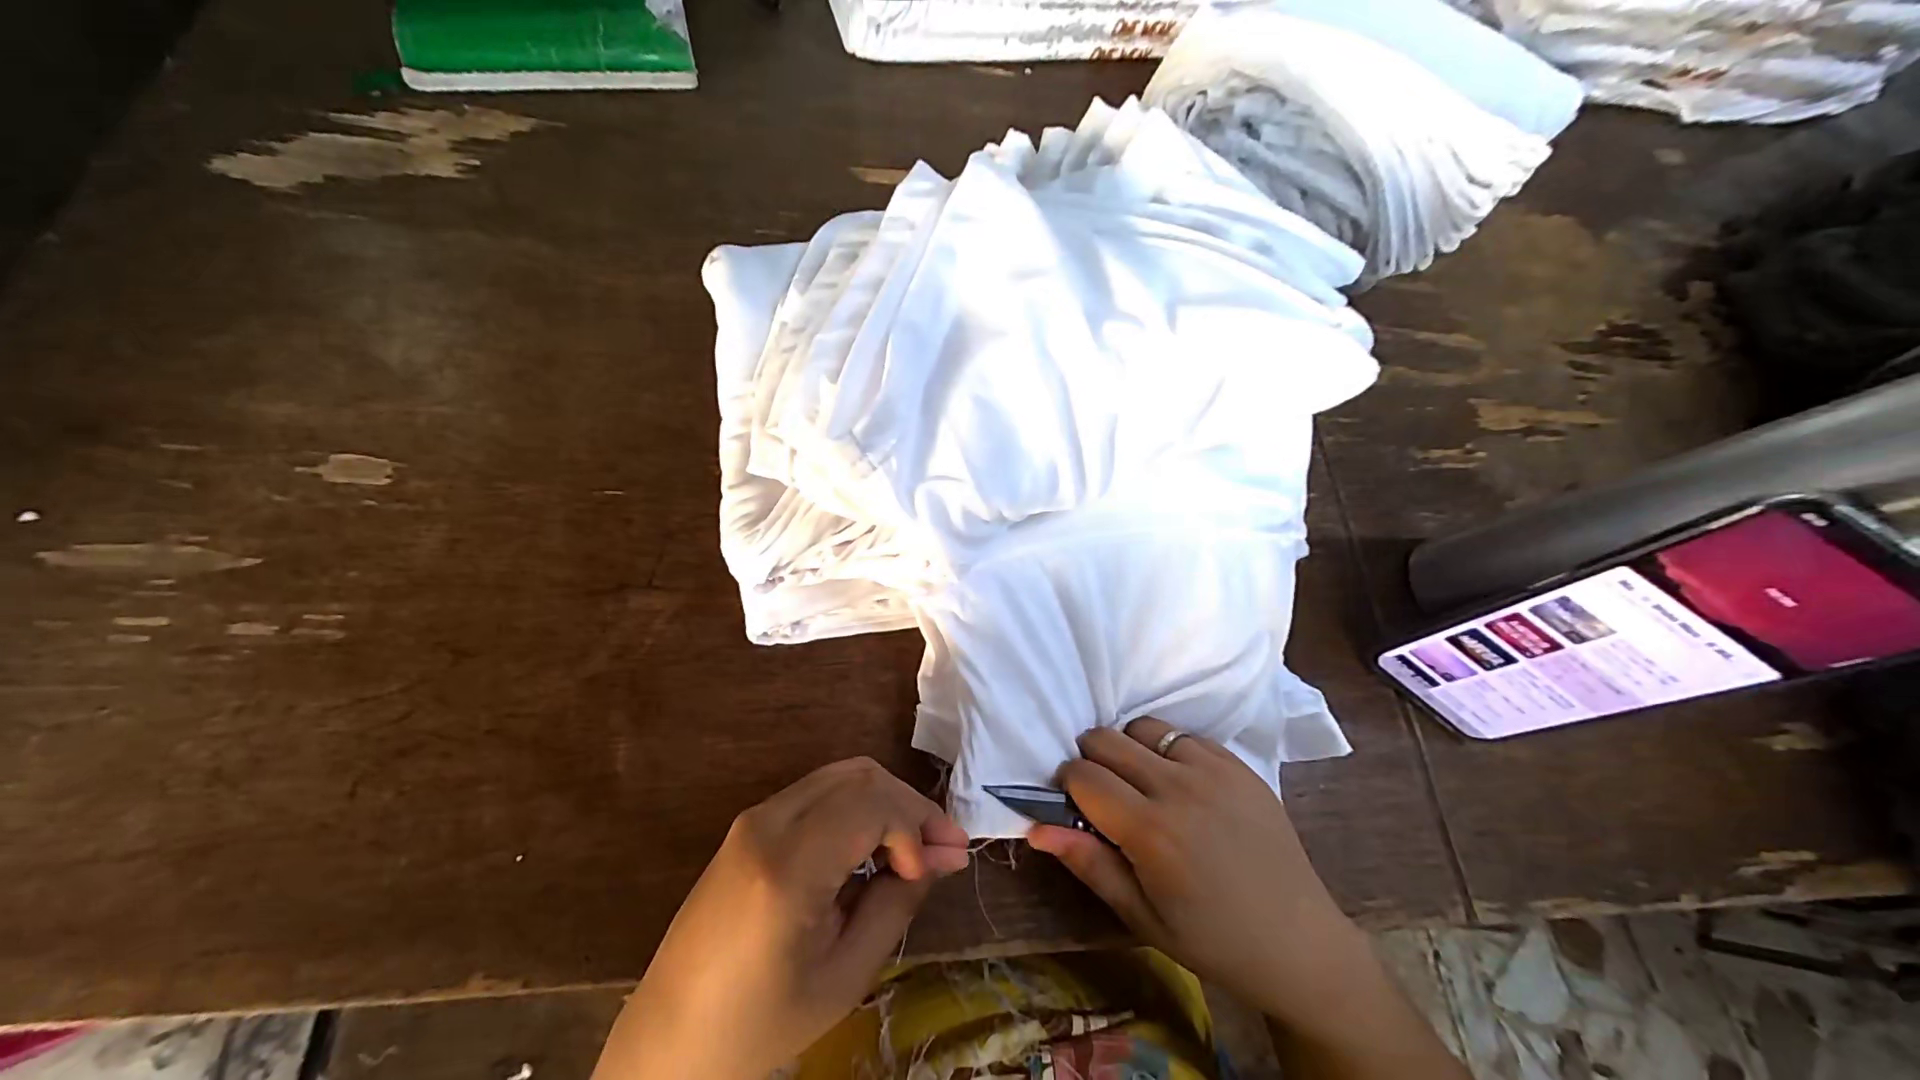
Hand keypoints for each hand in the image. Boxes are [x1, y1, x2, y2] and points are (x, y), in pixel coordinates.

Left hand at [595, 758, 969, 1079]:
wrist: (671, 1035)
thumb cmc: (761, 1021)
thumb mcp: (845, 975)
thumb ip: (897, 903)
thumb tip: (945, 855)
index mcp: (786, 868)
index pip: (870, 803)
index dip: (914, 826)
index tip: (930, 872)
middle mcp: (766, 824)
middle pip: (860, 776)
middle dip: (909, 806)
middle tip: (942, 851)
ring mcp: (753, 818)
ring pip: (842, 775)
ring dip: (886, 802)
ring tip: (912, 850)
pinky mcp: (749, 824)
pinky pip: (819, 792)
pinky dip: (858, 806)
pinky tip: (872, 846)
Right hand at [1026, 717, 1363, 1024]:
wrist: (1298, 941)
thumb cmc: (1210, 938)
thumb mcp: (1140, 913)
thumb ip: (1087, 862)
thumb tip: (1035, 828)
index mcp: (1151, 830)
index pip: (1083, 775)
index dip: (1067, 785)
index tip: (1074, 805)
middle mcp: (1179, 787)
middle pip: (1106, 739)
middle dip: (1090, 759)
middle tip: (1102, 794)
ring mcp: (1214, 769)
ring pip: (1142, 727)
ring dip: (1128, 748)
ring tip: (1139, 784)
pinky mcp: (1238, 764)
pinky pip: (1183, 734)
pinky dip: (1166, 749)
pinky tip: (1178, 783)